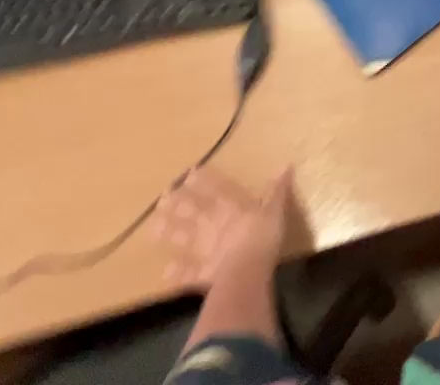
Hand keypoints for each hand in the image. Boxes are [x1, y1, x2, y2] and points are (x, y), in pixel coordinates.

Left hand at [153, 167, 294, 289]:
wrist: (246, 274)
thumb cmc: (262, 237)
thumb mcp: (275, 210)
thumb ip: (277, 189)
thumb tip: (286, 164)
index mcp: (229, 208)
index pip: (213, 189)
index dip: (202, 181)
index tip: (188, 173)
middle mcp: (211, 226)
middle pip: (191, 211)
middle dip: (177, 202)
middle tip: (162, 196)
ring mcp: (203, 250)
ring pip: (182, 238)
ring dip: (169, 233)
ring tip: (153, 227)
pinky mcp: (201, 274)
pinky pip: (187, 274)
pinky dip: (177, 274)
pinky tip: (165, 274)